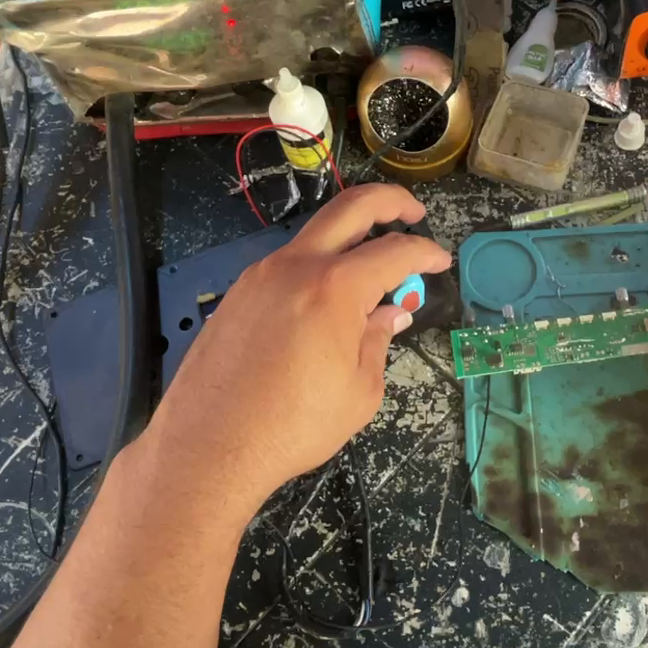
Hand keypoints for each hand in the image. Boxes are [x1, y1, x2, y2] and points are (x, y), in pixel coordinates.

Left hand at [144, 184, 451, 514]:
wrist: (208, 447)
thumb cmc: (293, 426)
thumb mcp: (359, 391)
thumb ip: (378, 340)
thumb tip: (391, 313)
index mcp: (334, 287)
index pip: (395, 251)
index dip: (425, 253)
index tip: (440, 262)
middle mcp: (296, 265)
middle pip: (351, 207)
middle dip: (390, 201)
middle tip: (414, 213)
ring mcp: (261, 274)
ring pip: (315, 234)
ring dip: (350, 236)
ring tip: (372, 265)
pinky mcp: (239, 293)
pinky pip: (288, 263)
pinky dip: (318, 265)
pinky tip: (326, 299)